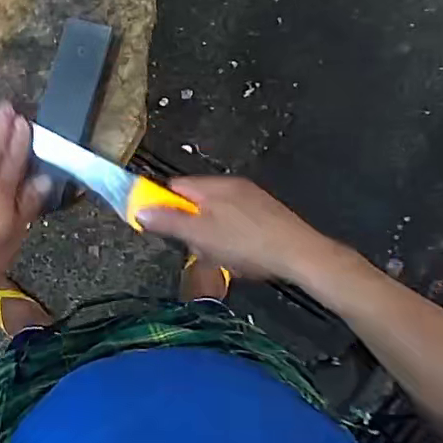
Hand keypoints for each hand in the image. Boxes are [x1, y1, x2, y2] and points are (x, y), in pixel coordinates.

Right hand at [138, 176, 355, 284]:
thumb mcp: (199, 236)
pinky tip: (241, 254)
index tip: (165, 227)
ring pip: (216, 213)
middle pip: (194, 200)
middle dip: (190, 224)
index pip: (173, 186)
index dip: (164, 206)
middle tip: (197, 247)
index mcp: (212, 186)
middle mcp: (231, 185)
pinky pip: (236, 220)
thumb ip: (167, 221)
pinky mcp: (268, 213)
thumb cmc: (247, 244)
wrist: (304, 257)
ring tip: (222, 255)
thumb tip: (138, 210)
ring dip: (211, 233)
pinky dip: (232, 236)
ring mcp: (252, 197)